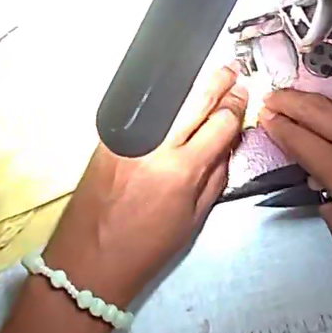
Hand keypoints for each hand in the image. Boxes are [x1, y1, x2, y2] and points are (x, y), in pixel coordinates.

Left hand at [44, 67, 247, 308]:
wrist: (89, 260)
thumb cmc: (144, 248)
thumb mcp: (194, 218)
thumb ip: (217, 175)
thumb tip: (228, 143)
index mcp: (181, 171)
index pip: (220, 123)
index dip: (236, 107)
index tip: (242, 97)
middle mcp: (154, 147)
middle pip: (195, 98)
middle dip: (218, 82)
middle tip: (230, 73)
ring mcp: (128, 138)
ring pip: (168, 96)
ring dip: (191, 83)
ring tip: (206, 78)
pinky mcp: (107, 137)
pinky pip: (142, 108)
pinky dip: (161, 99)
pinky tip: (173, 95)